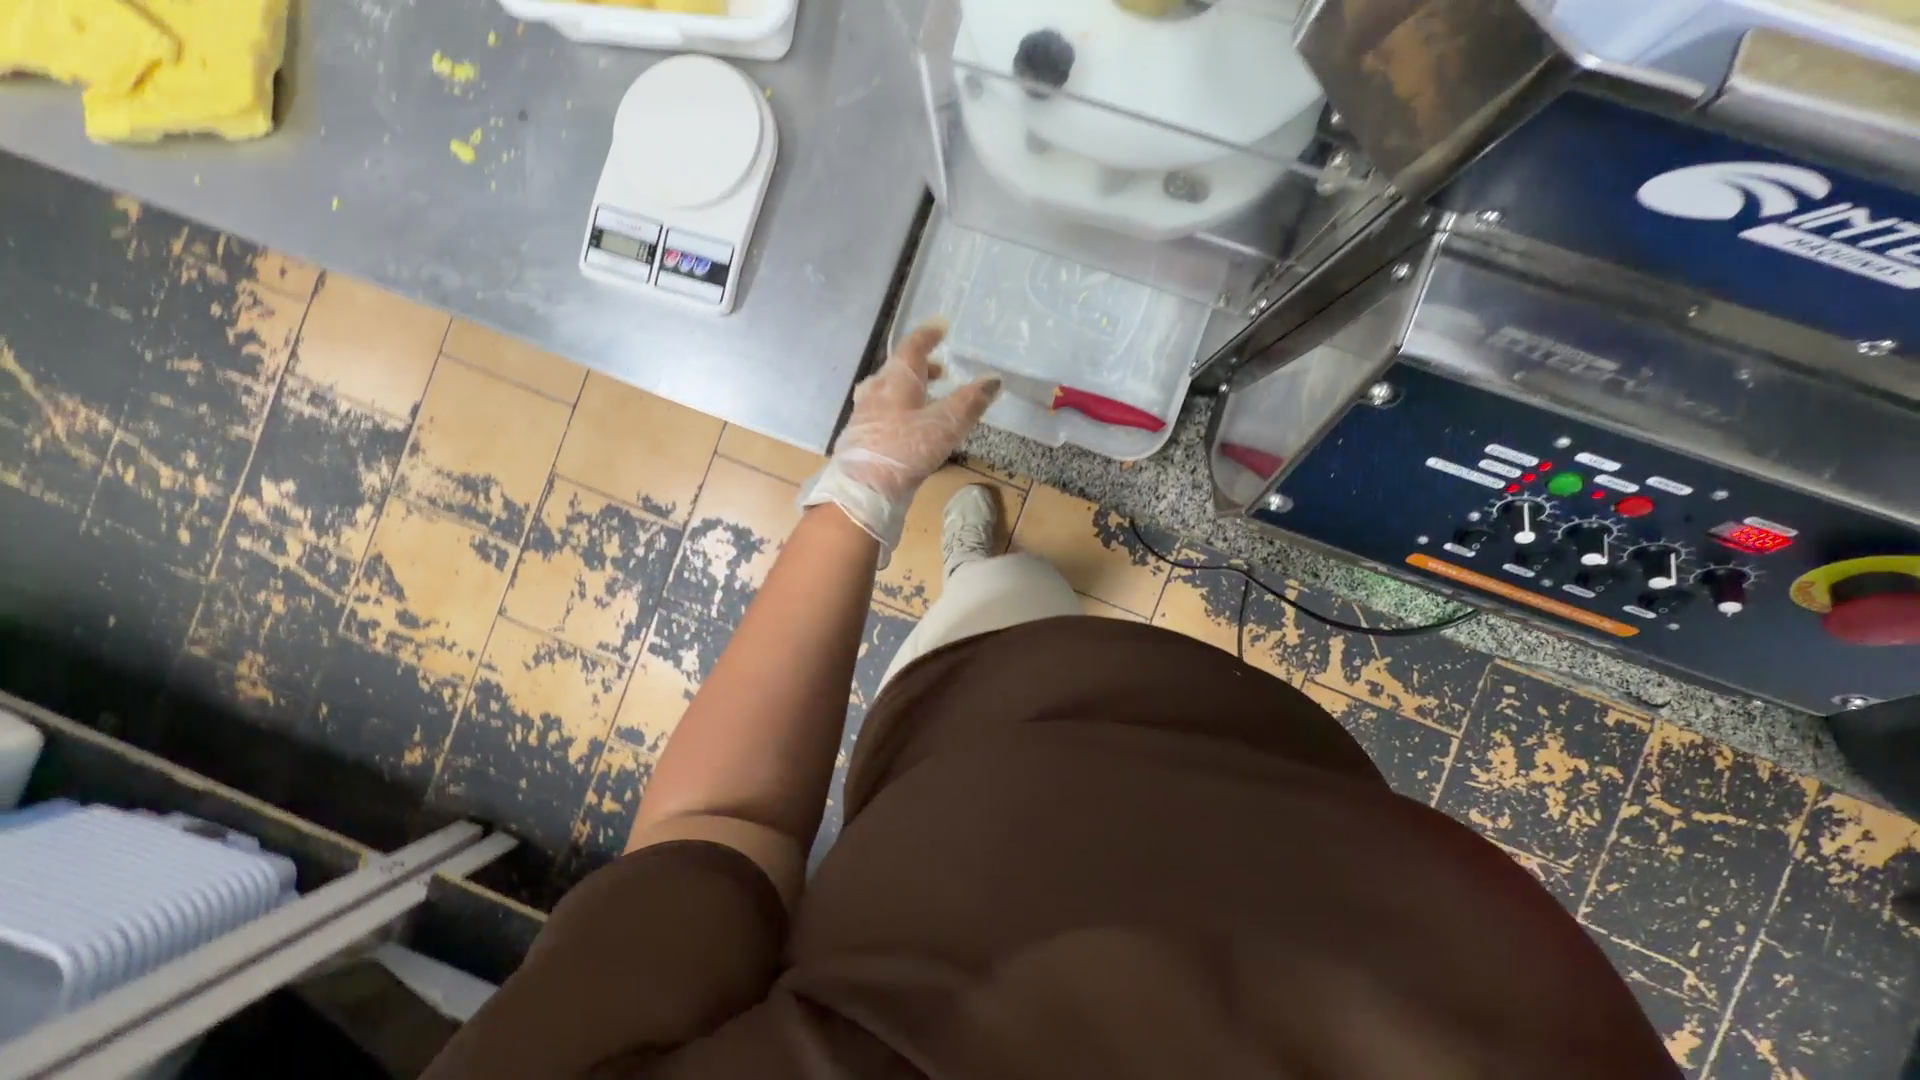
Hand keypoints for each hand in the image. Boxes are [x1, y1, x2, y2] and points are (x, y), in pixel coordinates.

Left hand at [799, 320, 999, 561]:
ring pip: (886, 390)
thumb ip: (969, 402)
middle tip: (940, 372)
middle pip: (896, 369)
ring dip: (907, 389)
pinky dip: (897, 409)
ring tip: (924, 398)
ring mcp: (863, 414)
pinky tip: (905, 427)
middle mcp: (876, 391)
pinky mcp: (859, 436)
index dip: (928, 335)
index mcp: (895, 380)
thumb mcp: (945, 426)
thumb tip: (994, 379)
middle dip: (920, 367)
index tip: (941, 328)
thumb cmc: (904, 450)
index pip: (912, 347)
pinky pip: (880, 411)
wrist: (862, 489)